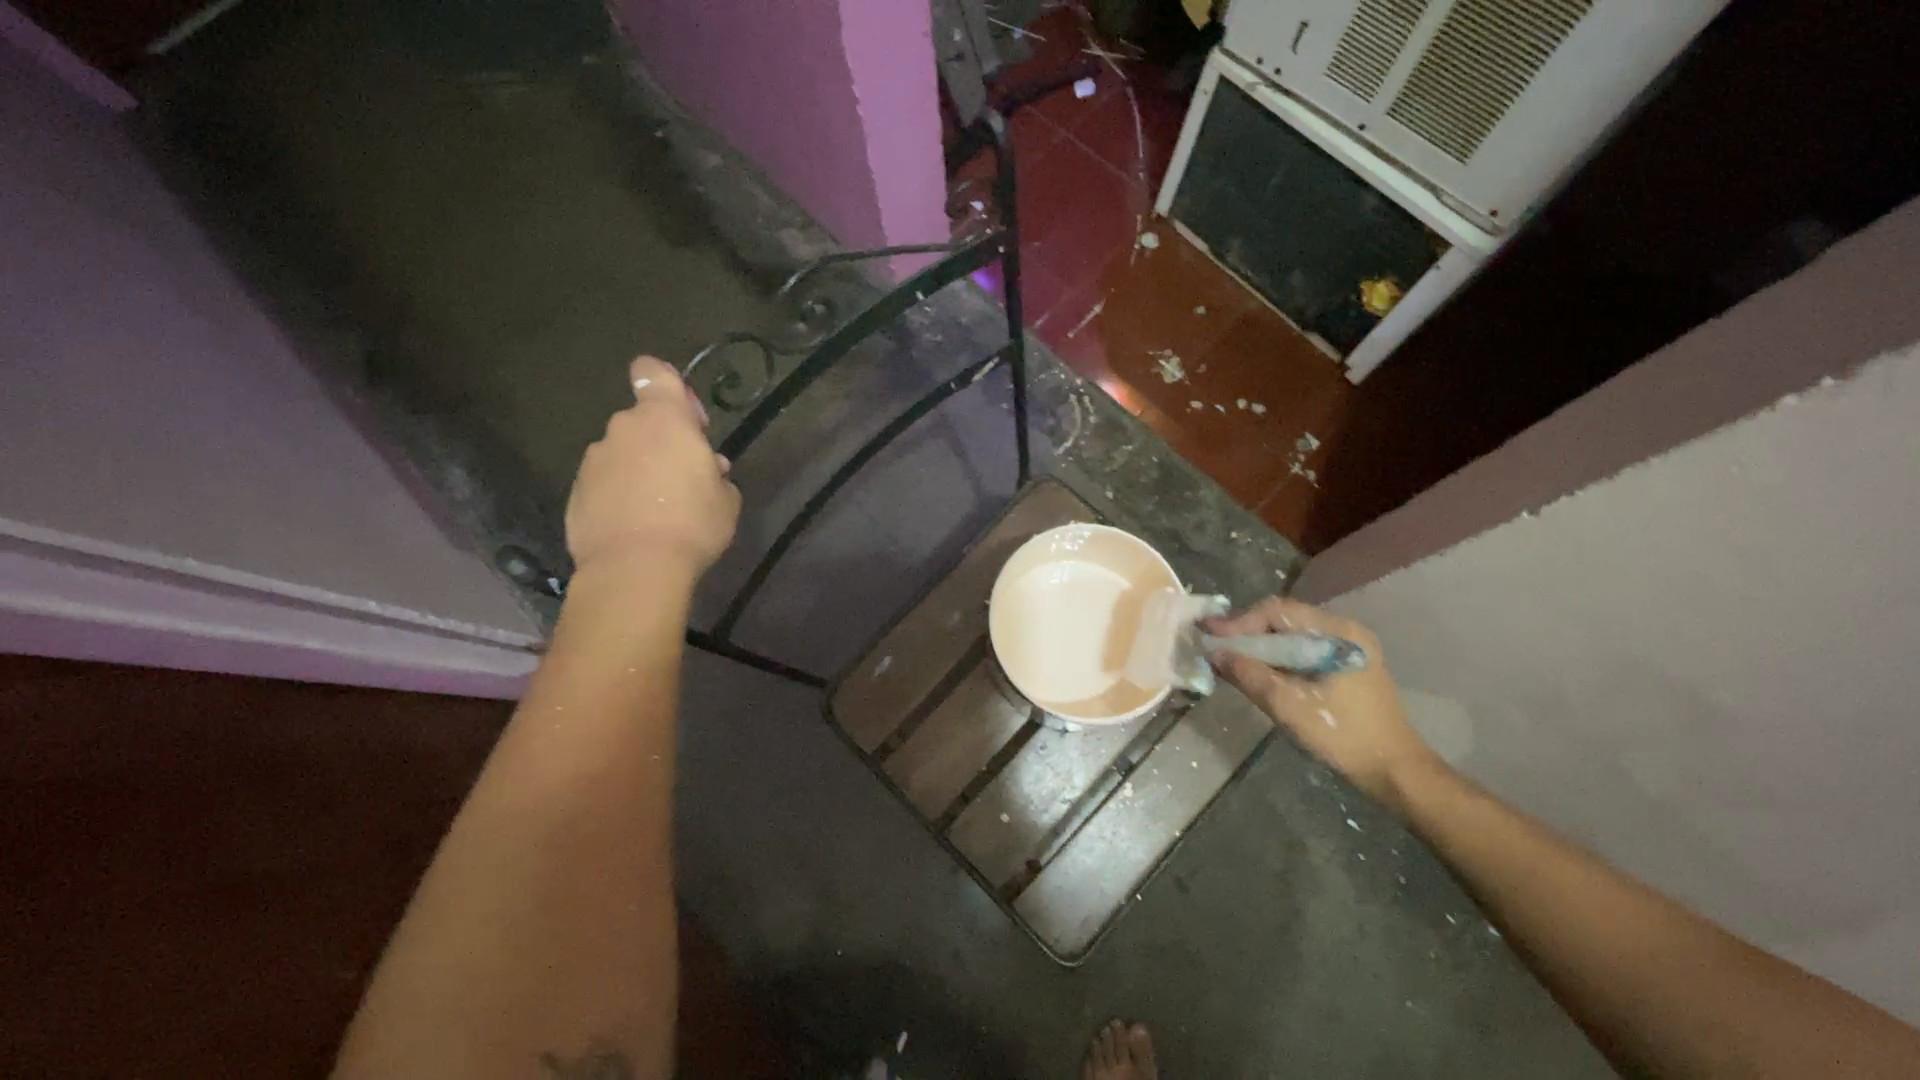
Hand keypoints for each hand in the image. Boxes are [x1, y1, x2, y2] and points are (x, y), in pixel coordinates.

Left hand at [565, 356, 739, 578]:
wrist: (635, 569)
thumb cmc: (692, 525)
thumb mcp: (726, 500)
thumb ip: (716, 476)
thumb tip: (708, 470)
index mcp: (665, 419)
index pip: (653, 372)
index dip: (668, 385)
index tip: (687, 420)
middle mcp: (623, 429)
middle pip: (641, 422)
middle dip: (661, 443)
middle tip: (683, 481)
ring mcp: (594, 460)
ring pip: (621, 454)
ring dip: (638, 471)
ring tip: (656, 511)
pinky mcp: (576, 492)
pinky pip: (604, 484)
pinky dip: (617, 497)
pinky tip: (634, 527)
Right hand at [1208, 597, 1439, 809]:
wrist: (1394, 770)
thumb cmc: (1344, 736)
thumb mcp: (1290, 706)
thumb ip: (1250, 675)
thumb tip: (1215, 654)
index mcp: (1338, 633)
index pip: (1277, 611)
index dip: (1239, 622)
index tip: (1209, 636)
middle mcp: (1346, 631)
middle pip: (1285, 619)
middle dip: (1247, 632)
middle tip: (1215, 647)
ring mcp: (1349, 648)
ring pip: (1293, 635)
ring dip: (1261, 646)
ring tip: (1231, 660)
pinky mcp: (1348, 665)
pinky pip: (1304, 650)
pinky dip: (1278, 657)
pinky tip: (1260, 672)